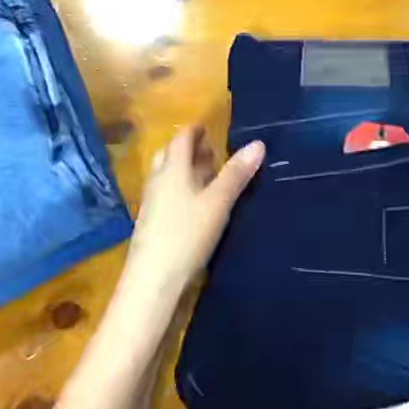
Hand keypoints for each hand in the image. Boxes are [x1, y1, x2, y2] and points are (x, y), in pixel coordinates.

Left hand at [123, 126, 264, 291]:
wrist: (152, 281)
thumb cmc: (187, 235)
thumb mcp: (219, 202)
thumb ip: (236, 173)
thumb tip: (258, 143)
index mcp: (173, 168)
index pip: (182, 138)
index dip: (196, 130)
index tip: (211, 128)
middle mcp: (158, 180)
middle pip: (170, 154)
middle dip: (190, 149)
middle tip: (213, 151)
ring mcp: (152, 202)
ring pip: (167, 175)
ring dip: (185, 169)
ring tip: (208, 175)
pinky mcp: (151, 222)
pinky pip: (166, 193)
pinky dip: (181, 188)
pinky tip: (196, 203)